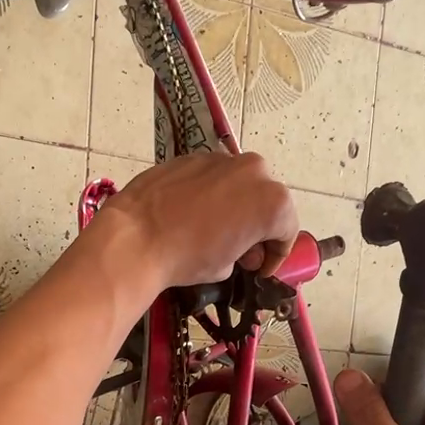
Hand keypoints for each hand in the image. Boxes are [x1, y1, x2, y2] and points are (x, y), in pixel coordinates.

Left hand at [95, 152, 299, 286]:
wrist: (137, 237)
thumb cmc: (187, 256)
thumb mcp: (226, 266)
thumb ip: (245, 253)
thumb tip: (243, 249)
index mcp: (272, 201)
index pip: (287, 230)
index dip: (276, 255)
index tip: (261, 268)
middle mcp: (255, 171)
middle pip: (267, 200)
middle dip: (258, 226)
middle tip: (241, 250)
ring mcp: (224, 159)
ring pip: (241, 184)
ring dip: (236, 206)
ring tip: (215, 231)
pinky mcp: (195, 156)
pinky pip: (213, 178)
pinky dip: (211, 195)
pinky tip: (192, 215)